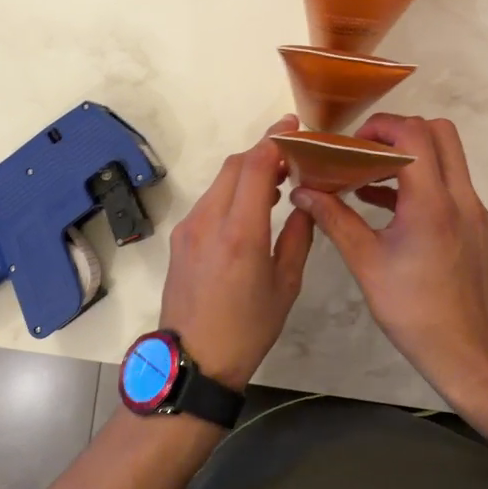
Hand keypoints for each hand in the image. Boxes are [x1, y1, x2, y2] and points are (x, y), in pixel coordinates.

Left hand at [158, 116, 314, 389]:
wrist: (193, 360)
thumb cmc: (247, 329)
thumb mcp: (285, 285)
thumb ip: (298, 237)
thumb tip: (306, 203)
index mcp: (240, 233)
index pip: (256, 166)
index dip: (276, 140)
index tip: (296, 127)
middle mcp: (208, 221)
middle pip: (235, 165)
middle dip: (265, 150)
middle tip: (294, 151)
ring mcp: (189, 228)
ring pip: (221, 181)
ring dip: (248, 170)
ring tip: (279, 178)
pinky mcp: (181, 237)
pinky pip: (210, 200)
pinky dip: (233, 191)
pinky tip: (253, 206)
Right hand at [288, 114, 487, 385]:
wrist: (466, 350)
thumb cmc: (412, 309)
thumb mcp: (365, 262)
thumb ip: (334, 219)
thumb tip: (303, 192)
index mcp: (432, 202)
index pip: (415, 134)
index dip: (381, 127)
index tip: (352, 144)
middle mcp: (460, 197)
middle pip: (439, 132)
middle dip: (399, 132)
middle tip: (364, 151)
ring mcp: (473, 211)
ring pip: (447, 157)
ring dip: (410, 156)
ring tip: (367, 176)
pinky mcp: (475, 226)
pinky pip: (448, 184)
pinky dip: (420, 180)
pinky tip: (384, 205)